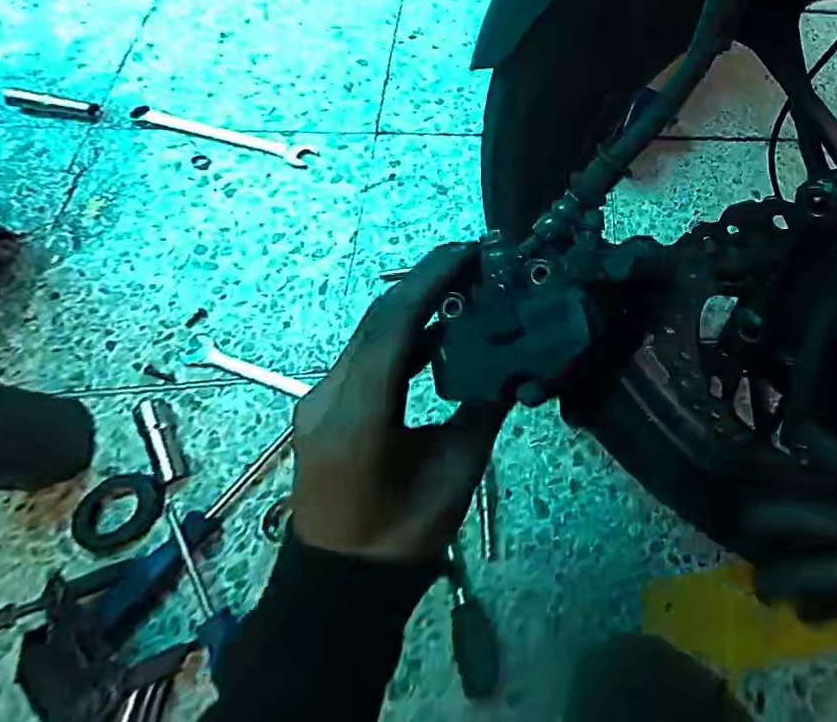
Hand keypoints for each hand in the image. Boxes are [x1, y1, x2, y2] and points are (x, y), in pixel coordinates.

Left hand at [288, 243, 504, 561]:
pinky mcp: (325, 403)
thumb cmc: (403, 534)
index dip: (430, 282)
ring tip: (461, 281)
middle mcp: (328, 396)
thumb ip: (483, 409)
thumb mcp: (457, 469)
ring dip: (414, 302)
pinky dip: (403, 330)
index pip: (393, 327)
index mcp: (359, 415)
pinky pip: (366, 353)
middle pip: (378, 320)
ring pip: (370, 332)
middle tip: (473, 257)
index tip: (467, 253)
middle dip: (425, 280)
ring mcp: (320, 398)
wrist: (338, 582)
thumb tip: (516, 367)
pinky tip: (437, 325)